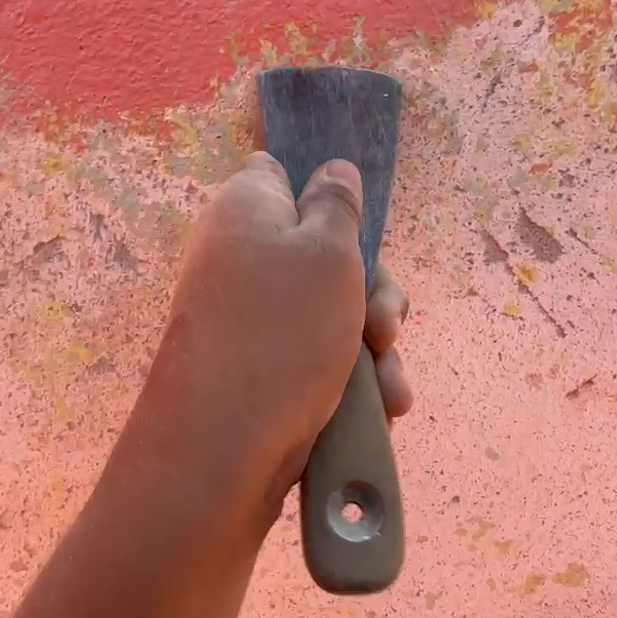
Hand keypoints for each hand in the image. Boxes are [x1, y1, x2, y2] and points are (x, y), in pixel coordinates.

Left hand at [123, 152, 412, 529]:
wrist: (224, 448)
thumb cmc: (284, 331)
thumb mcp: (328, 251)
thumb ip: (338, 203)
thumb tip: (333, 169)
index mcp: (247, 208)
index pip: (280, 174)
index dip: (325, 196)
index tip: (355, 233)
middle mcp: (241, 255)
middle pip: (323, 251)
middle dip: (371, 291)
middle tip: (387, 329)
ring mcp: (247, 315)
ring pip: (329, 310)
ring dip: (371, 347)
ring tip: (392, 392)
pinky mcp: (258, 364)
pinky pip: (314, 354)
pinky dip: (349, 378)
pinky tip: (379, 409)